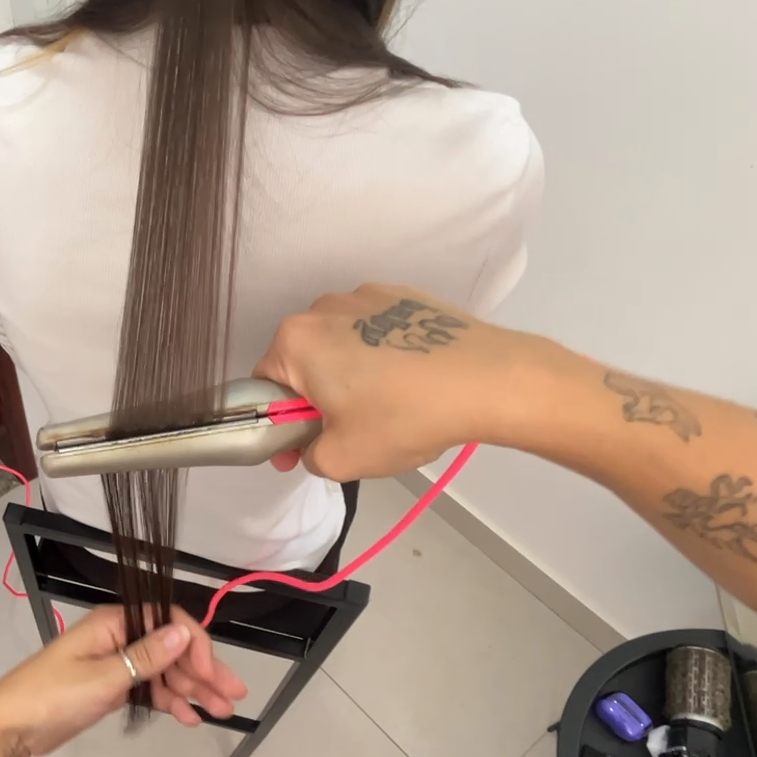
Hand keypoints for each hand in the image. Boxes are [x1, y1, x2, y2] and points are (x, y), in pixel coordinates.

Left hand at [0, 606, 247, 756]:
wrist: (12, 727)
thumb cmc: (54, 694)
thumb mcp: (105, 676)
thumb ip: (147, 656)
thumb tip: (183, 631)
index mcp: (115, 623)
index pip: (167, 622)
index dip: (194, 645)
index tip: (211, 673)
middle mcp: (118, 638)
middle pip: (170, 649)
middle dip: (202, 670)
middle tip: (234, 694)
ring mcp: (115, 664)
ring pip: (163, 672)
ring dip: (191, 690)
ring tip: (221, 711)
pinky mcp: (110, 688)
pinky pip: (148, 690)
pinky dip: (168, 702)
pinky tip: (189, 717)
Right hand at [253, 283, 559, 480]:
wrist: (493, 381)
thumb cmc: (403, 418)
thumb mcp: (339, 460)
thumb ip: (305, 457)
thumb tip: (311, 446)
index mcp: (294, 341)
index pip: (263, 388)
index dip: (277, 425)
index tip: (301, 450)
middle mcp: (323, 307)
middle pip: (300, 364)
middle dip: (313, 399)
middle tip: (344, 433)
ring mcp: (367, 296)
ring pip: (339, 347)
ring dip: (346, 377)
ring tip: (385, 407)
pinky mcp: (406, 296)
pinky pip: (375, 333)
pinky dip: (380, 358)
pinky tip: (409, 383)